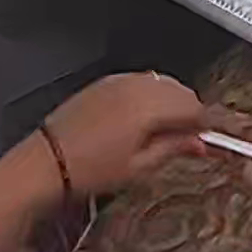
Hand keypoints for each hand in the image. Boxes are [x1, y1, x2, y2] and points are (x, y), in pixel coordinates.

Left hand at [41, 73, 207, 195]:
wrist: (46, 163)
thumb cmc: (90, 170)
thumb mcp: (139, 167)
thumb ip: (174, 148)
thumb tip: (199, 144)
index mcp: (150, 107)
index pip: (194, 107)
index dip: (204, 124)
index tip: (206, 140)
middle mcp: (138, 86)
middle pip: (182, 91)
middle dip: (190, 111)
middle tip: (187, 138)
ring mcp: (120, 81)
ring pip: (163, 82)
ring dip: (172, 101)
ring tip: (164, 129)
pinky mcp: (106, 82)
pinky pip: (141, 81)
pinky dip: (151, 94)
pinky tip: (143, 117)